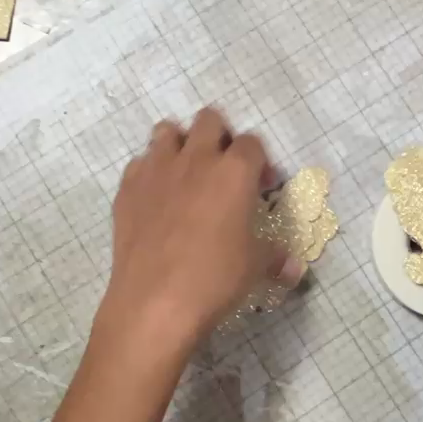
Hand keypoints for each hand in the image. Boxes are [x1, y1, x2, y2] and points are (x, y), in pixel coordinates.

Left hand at [96, 108, 298, 361]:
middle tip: (223, 169)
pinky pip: (140, 162)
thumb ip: (275, 257)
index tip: (261, 186)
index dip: (259, 161)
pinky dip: (150, 171)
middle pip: (209, 120)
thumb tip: (294, 267)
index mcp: (234, 171)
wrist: (154, 301)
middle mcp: (196, 159)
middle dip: (219, 137)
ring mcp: (157, 169)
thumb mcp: (254, 267)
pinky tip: (156, 198)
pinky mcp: (128, 187)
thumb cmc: (214, 278)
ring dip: (180, 144)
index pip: (252, 143)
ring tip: (186, 173)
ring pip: (167, 130)